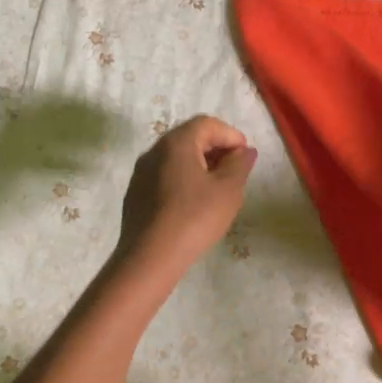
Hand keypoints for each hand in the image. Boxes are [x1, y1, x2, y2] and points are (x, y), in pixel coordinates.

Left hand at [116, 116, 256, 271]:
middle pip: (189, 138)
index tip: (245, 156)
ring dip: (200, 166)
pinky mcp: (136, 194)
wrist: (149, 258)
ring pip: (176, 159)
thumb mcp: (228, 190)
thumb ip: (240, 164)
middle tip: (234, 171)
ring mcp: (141, 173)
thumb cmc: (194, 218)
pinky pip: (164, 176)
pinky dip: (183, 180)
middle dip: (216, 149)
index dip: (230, 135)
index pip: (207, 124)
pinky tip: (194, 204)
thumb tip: (244, 151)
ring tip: (217, 189)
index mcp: (176, 143)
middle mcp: (154, 151)